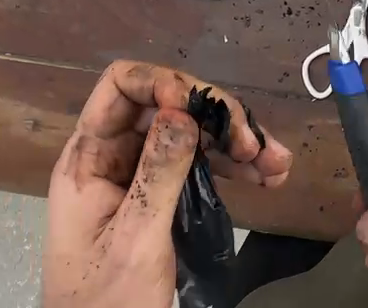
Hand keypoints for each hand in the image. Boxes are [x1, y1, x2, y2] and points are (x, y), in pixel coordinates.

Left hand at [44, 60, 293, 307]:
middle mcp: (116, 156)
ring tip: (277, 161)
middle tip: (253, 142)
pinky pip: (203, 163)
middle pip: (169, 105)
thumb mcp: (134, 241)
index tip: (198, 108)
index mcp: (91, 158)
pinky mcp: (164, 195)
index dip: (160, 83)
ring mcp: (141, 174)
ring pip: (193, 132)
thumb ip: (158, 173)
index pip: (120, 87)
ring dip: (237, 140)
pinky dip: (238, 165)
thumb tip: (182, 109)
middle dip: (215, 115)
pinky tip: (270, 174)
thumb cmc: (108, 306)